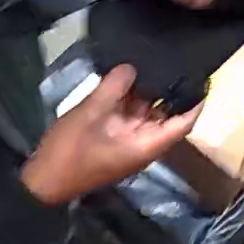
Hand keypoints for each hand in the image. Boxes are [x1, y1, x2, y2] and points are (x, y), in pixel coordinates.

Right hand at [19, 65, 198, 205]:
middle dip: (171, 91)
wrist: (41, 183)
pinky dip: (131, 100)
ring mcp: (129, 142)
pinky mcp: (115, 139)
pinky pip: (130, 116)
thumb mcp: (90, 114)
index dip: (196, 102)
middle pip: (167, 114)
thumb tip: (132, 67)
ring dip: (149, 93)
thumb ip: (113, 88)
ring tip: (154, 61)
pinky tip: (128, 77)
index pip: (184, 122)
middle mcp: (145, 144)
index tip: (202, 78)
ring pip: (147, 113)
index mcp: (148, 144)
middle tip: (175, 60)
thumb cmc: (70, 151)